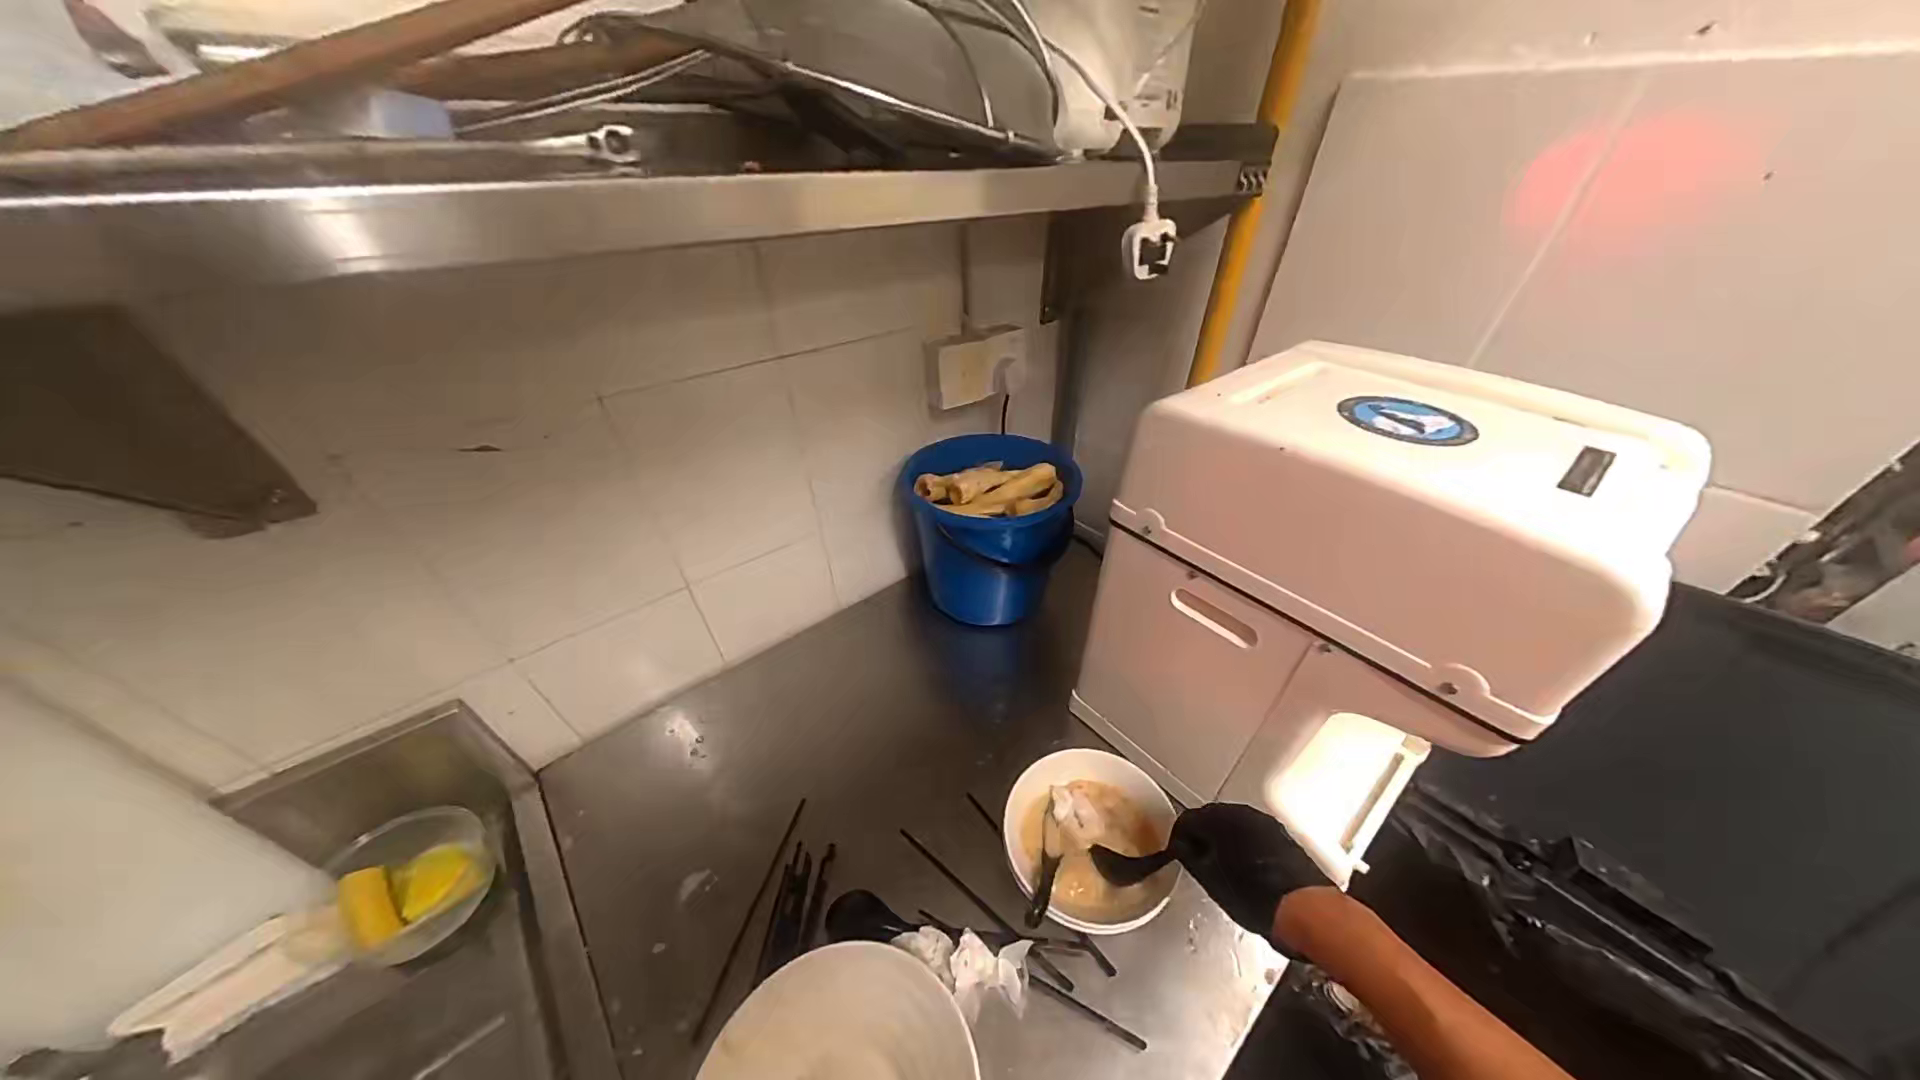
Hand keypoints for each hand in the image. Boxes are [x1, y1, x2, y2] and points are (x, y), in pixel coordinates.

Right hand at [1169, 802, 1329, 952]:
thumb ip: (1190, 857)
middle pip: (1213, 818)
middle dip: (1202, 835)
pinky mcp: (1285, 838)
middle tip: (1196, 857)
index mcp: (1221, 818)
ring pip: (1236, 825)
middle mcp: (1245, 813)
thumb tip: (1183, 848)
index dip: (1179, 837)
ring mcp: (1268, 825)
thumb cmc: (1255, 896)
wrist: (1306, 912)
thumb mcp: (1209, 880)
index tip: (1177, 850)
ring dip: (1225, 840)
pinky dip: (1245, 846)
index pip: (1188, 819)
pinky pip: (1255, 835)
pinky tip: (1246, 869)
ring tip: (1221, 866)